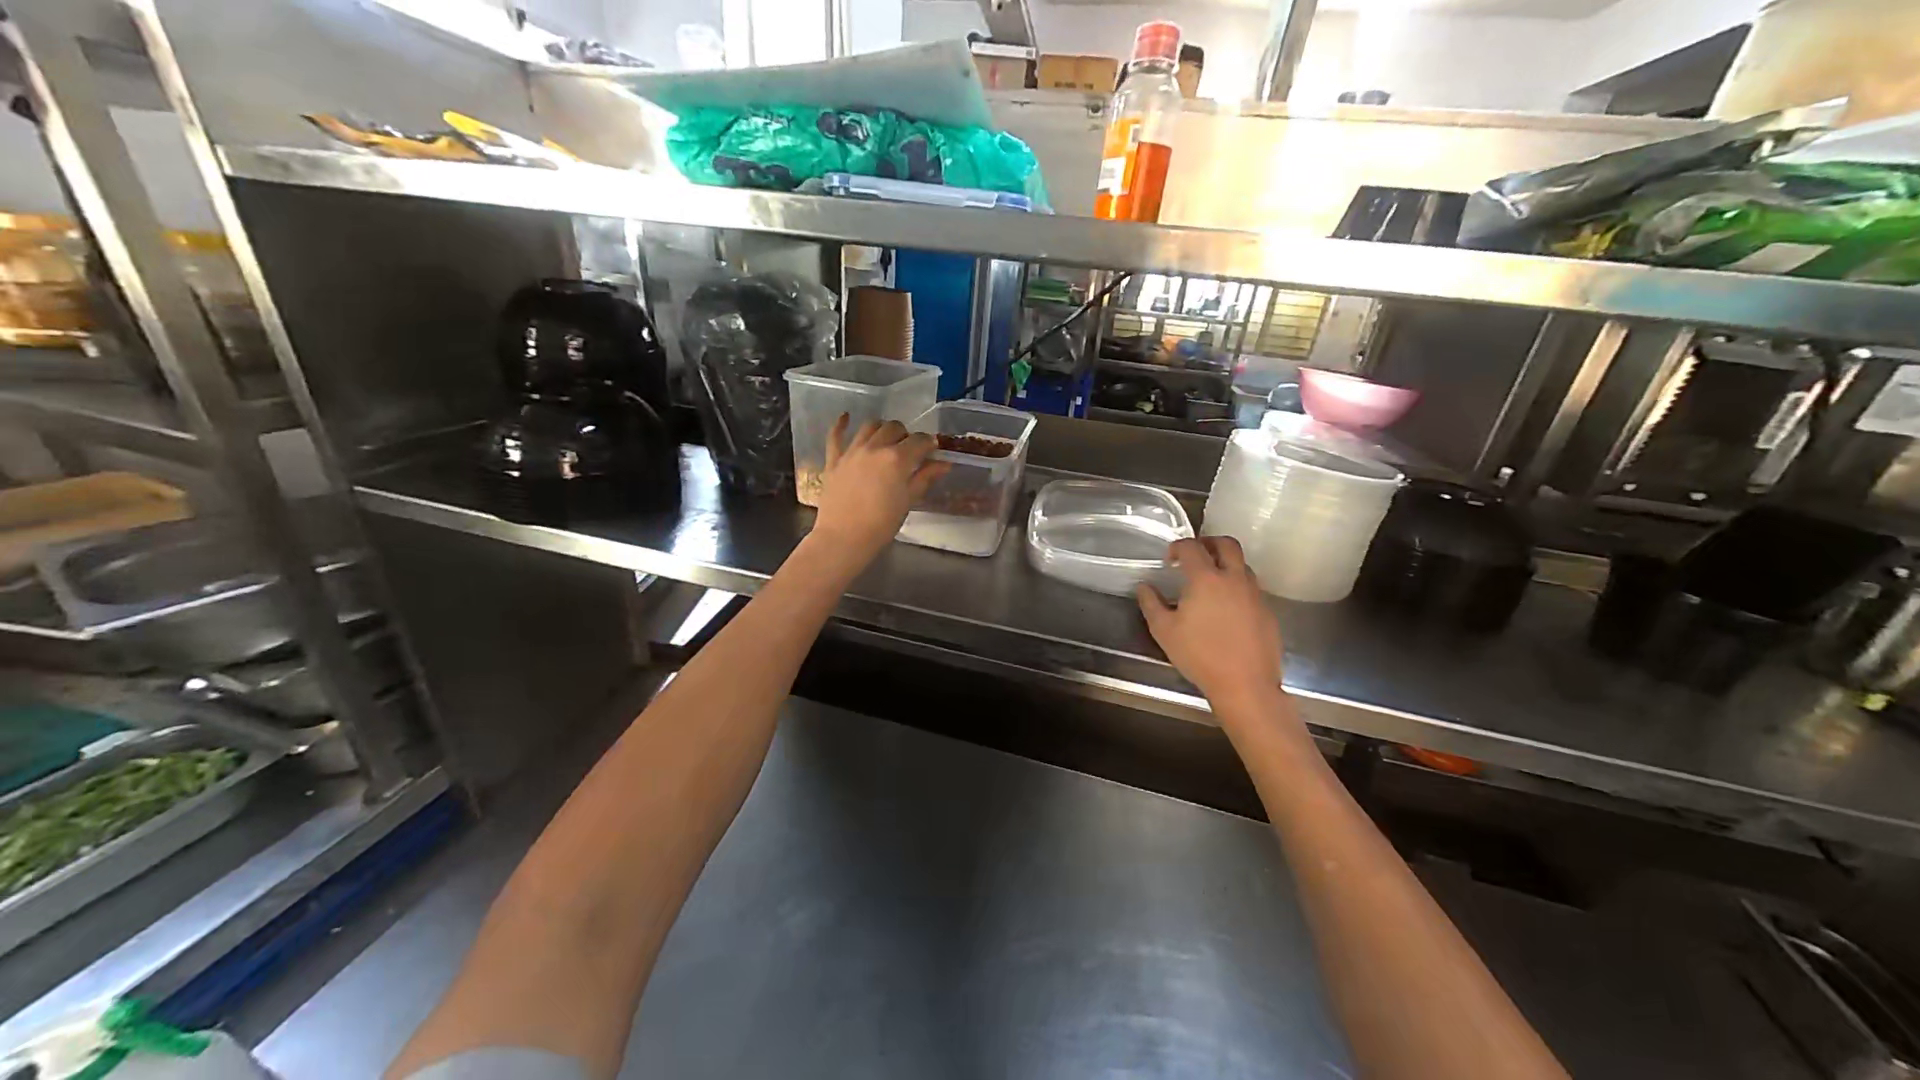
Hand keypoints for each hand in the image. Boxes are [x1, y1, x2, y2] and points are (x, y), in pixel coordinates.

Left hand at [810, 415, 944, 560]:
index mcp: (897, 458)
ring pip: (869, 426)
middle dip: (905, 435)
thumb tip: (943, 464)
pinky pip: (835, 436)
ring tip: (886, 438)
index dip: (928, 443)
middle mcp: (875, 448)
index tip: (932, 449)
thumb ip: (925, 478)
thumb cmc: (881, 524)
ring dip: (882, 428)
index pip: (919, 440)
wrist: (844, 539)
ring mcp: (852, 452)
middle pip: (894, 428)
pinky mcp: (834, 460)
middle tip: (909, 449)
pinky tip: (846, 416)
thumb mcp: (908, 501)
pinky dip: (841, 424)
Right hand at [1138, 537, 1284, 710]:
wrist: (1245, 684)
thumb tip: (1144, 587)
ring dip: (1225, 564)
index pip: (1192, 547)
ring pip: (1242, 565)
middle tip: (1194, 555)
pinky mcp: (1267, 610)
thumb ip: (1151, 604)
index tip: (1170, 558)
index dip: (1178, 547)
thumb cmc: (1200, 656)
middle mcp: (1234, 579)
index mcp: (1206, 579)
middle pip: (1226, 544)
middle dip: (1208, 542)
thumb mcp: (1164, 631)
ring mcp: (1255, 594)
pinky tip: (1226, 607)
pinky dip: (1236, 586)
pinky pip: (1251, 588)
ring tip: (1210, 581)